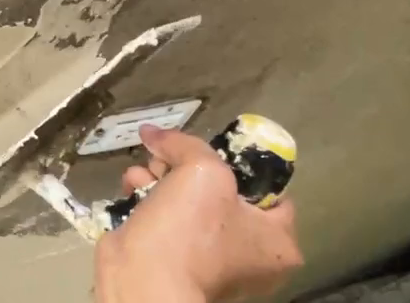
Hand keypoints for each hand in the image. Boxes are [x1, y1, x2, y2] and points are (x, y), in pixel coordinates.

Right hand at [94, 125, 302, 302]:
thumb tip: (153, 133)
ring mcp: (214, 260)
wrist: (147, 277)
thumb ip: (185, 143)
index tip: (204, 152)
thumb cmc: (191, 229)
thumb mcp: (201, 170)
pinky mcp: (177, 258)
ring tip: (140, 176)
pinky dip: (147, 199)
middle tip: (165, 162)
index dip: (237, 165)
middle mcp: (253, 254)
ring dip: (158, 179)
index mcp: (278, 242)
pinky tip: (131, 190)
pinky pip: (167, 218)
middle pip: (221, 191)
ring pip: (188, 200)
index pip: (271, 192)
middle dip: (184, 168)